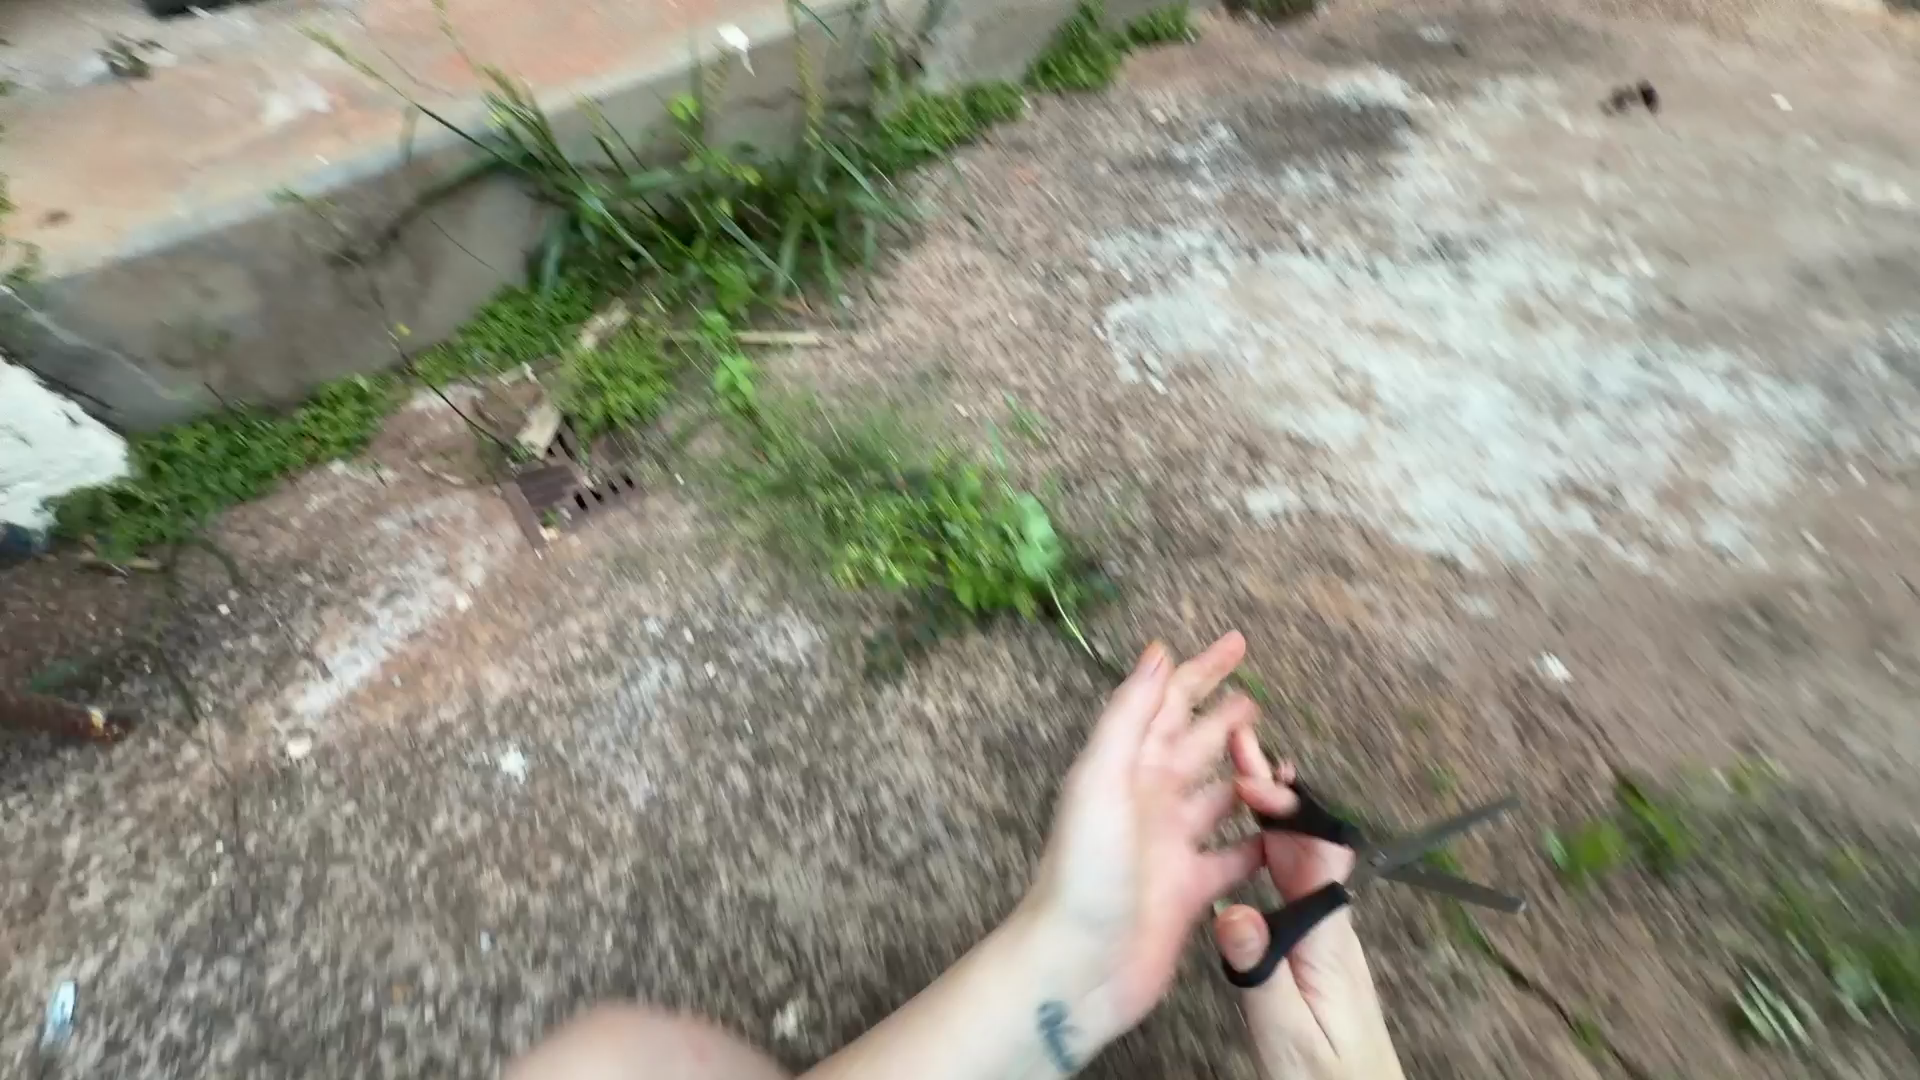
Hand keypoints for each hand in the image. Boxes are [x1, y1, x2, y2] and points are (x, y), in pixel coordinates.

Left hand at [1019, 633, 1264, 1046]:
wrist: (1077, 962)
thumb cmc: (1084, 867)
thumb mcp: (1100, 778)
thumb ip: (1129, 715)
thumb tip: (1157, 651)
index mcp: (1128, 764)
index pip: (1169, 701)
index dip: (1200, 669)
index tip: (1236, 642)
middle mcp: (1150, 796)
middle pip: (1196, 742)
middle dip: (1225, 715)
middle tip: (1259, 695)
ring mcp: (1171, 841)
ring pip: (1218, 794)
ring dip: (1245, 772)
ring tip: (1280, 755)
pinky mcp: (1191, 888)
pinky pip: (1234, 856)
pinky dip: (1259, 842)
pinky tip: (1285, 834)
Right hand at [1212, 730, 1405, 1079]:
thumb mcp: (1288, 1039)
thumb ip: (1263, 975)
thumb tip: (1234, 910)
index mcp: (1327, 938)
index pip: (1319, 854)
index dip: (1288, 809)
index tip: (1250, 780)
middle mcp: (1329, 923)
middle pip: (1307, 839)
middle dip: (1274, 787)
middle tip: (1240, 743)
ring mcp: (1321, 930)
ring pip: (1297, 851)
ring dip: (1270, 804)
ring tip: (1239, 763)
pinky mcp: (1308, 940)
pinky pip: (1288, 873)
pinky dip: (1266, 836)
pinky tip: (1246, 824)